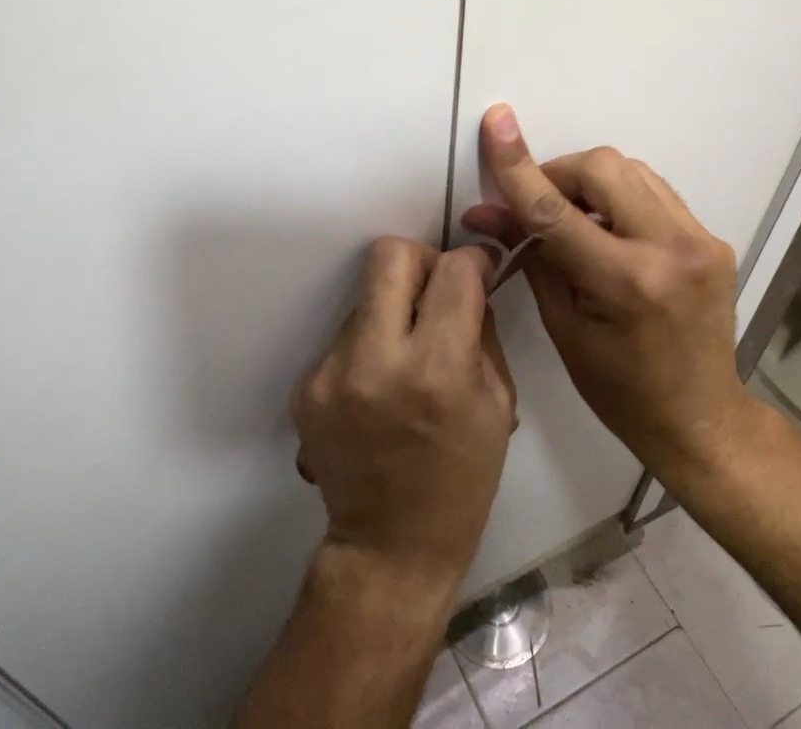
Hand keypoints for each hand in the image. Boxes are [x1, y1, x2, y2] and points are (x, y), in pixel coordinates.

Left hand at [293, 237, 515, 590]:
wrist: (390, 545)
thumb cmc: (462, 480)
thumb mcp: (496, 403)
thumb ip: (480, 332)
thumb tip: (470, 282)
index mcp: (437, 369)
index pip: (453, 271)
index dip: (473, 262)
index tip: (478, 274)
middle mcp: (375, 361)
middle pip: (389, 256)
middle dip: (421, 262)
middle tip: (435, 296)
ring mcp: (329, 374)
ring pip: (364, 298)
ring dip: (391, 313)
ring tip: (405, 361)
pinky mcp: (304, 388)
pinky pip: (343, 339)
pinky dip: (368, 348)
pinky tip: (379, 390)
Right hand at [461, 104, 745, 468]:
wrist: (700, 417)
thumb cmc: (619, 390)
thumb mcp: (564, 328)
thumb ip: (532, 259)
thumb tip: (489, 212)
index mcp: (627, 282)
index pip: (557, 209)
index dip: (518, 166)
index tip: (496, 124)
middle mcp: (672, 248)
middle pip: (604, 167)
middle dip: (559, 173)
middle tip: (536, 205)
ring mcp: (700, 240)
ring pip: (633, 171)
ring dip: (591, 183)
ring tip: (572, 221)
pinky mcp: (712, 240)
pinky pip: (656, 193)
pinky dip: (622, 199)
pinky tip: (608, 232)